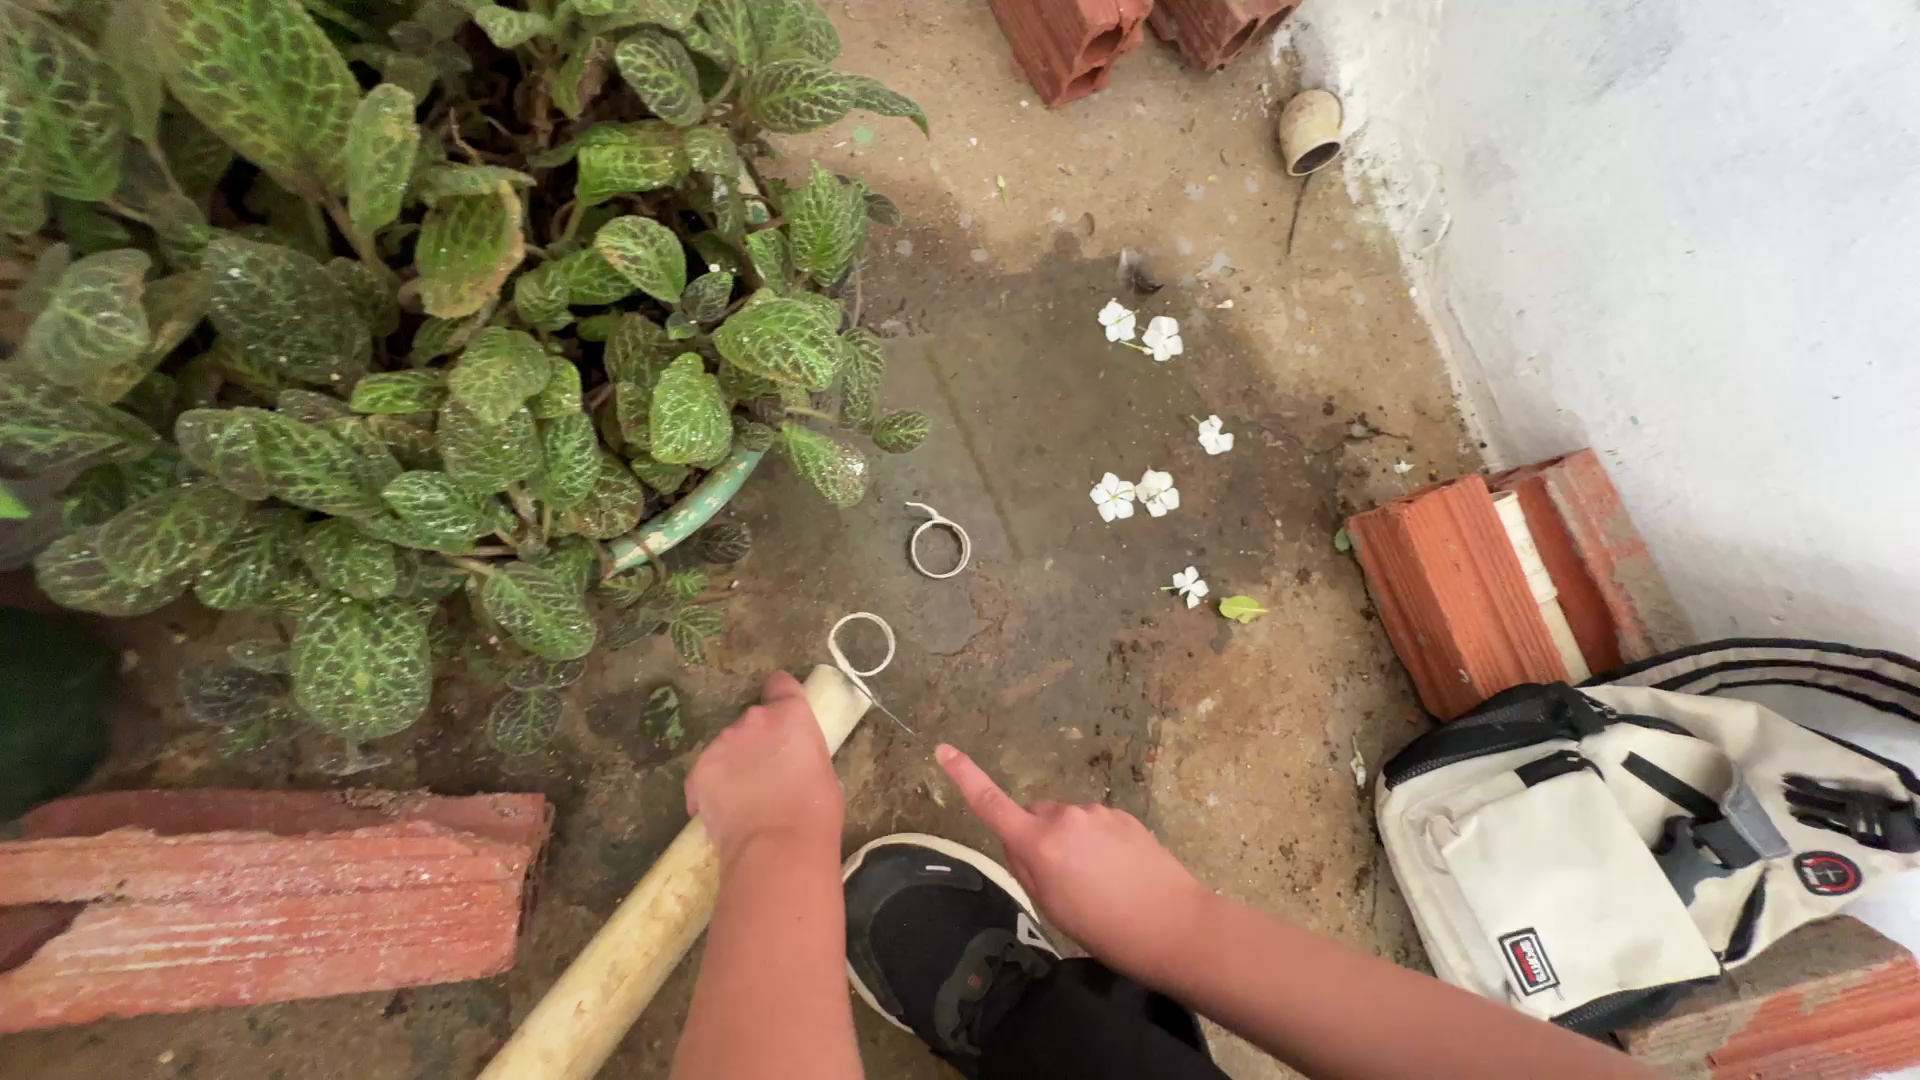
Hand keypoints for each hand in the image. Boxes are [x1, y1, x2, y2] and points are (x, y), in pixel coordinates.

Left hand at [686, 671, 842, 869]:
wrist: (778, 848)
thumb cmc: (816, 813)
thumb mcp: (824, 772)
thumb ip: (804, 754)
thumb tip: (795, 764)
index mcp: (791, 714)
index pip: (780, 684)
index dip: (780, 697)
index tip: (782, 716)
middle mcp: (754, 719)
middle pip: (752, 721)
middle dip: (757, 741)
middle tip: (767, 772)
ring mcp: (722, 744)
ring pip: (727, 746)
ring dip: (734, 763)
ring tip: (744, 798)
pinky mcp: (698, 771)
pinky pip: (705, 772)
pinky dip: (711, 787)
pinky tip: (724, 811)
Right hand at [936, 744, 1211, 982]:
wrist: (1176, 926)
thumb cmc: (1107, 930)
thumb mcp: (1052, 909)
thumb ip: (1026, 869)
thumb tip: (1017, 843)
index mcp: (1039, 843)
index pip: (991, 804)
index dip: (964, 776)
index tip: (943, 750)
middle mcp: (1065, 817)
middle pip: (1034, 817)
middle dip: (1037, 838)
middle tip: (1062, 883)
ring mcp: (1097, 812)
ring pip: (1067, 823)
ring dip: (1072, 844)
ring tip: (1099, 886)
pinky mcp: (1122, 815)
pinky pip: (1095, 825)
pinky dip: (1098, 844)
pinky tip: (1120, 875)